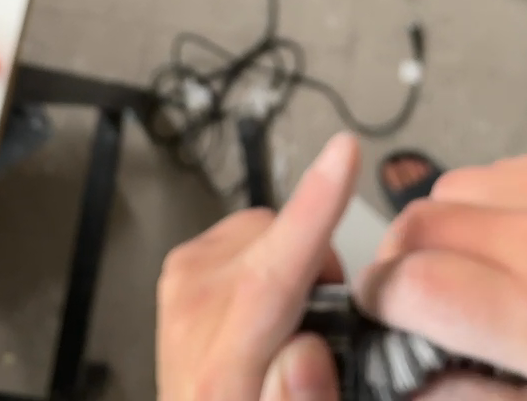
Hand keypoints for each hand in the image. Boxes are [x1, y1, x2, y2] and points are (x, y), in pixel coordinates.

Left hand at [159, 133, 361, 400]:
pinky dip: (271, 255)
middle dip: (318, 268)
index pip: (272, 277)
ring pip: (271, 227)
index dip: (315, 209)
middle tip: (324, 328)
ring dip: (293, 262)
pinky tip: (264, 305)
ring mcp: (183, 282)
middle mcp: (192, 317)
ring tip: (288, 323)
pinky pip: (252, 229)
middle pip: (282, 241)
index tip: (343, 152)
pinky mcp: (183, 263)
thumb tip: (306, 351)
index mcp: (222, 373)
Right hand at [356, 148, 526, 400]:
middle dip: (395, 264)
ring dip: (434, 233)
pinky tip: (501, 247)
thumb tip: (397, 373)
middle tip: (409, 302)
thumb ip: (472, 400)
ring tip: (461, 275)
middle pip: (418, 225)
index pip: (418, 285)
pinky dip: (471, 210)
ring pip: (442, 190)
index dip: (380, 303)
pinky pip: (483, 176)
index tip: (380, 320)